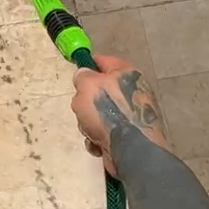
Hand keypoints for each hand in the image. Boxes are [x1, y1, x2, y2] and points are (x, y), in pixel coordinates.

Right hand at [70, 55, 168, 178]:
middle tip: (81, 106)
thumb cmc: (107, 111)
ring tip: (90, 129)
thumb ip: (82, 75)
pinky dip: (97, 137)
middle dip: (86, 101)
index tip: (76, 72)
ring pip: (99, 113)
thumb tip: (85, 76)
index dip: (88, 64)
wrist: (129, 148)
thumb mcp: (87, 85)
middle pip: (100, 91)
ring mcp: (133, 114)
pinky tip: (98, 142)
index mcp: (126, 74)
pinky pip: (104, 131)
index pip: (104, 61)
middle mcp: (133, 91)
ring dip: (89, 122)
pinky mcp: (129, 134)